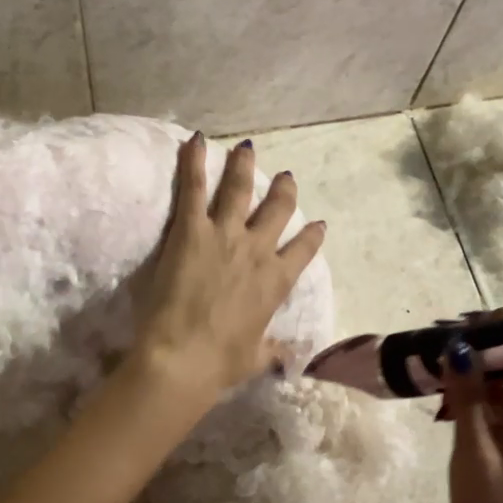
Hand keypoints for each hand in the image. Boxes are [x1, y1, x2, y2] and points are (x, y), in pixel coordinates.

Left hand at [132, 134, 326, 398]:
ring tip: (246, 147)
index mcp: (277, 282)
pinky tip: (196, 139)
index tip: (318, 224)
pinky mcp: (191, 229)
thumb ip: (274, 351)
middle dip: (284, 190)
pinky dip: (194, 161)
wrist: (183, 357)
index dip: (312, 235)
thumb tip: (290, 357)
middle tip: (286, 176)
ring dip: (244, 166)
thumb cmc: (220, 363)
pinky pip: (194, 187)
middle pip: (278, 209)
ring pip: (240, 189)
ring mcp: (225, 234)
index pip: (304, 249)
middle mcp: (257, 250)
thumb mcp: (256, 358)